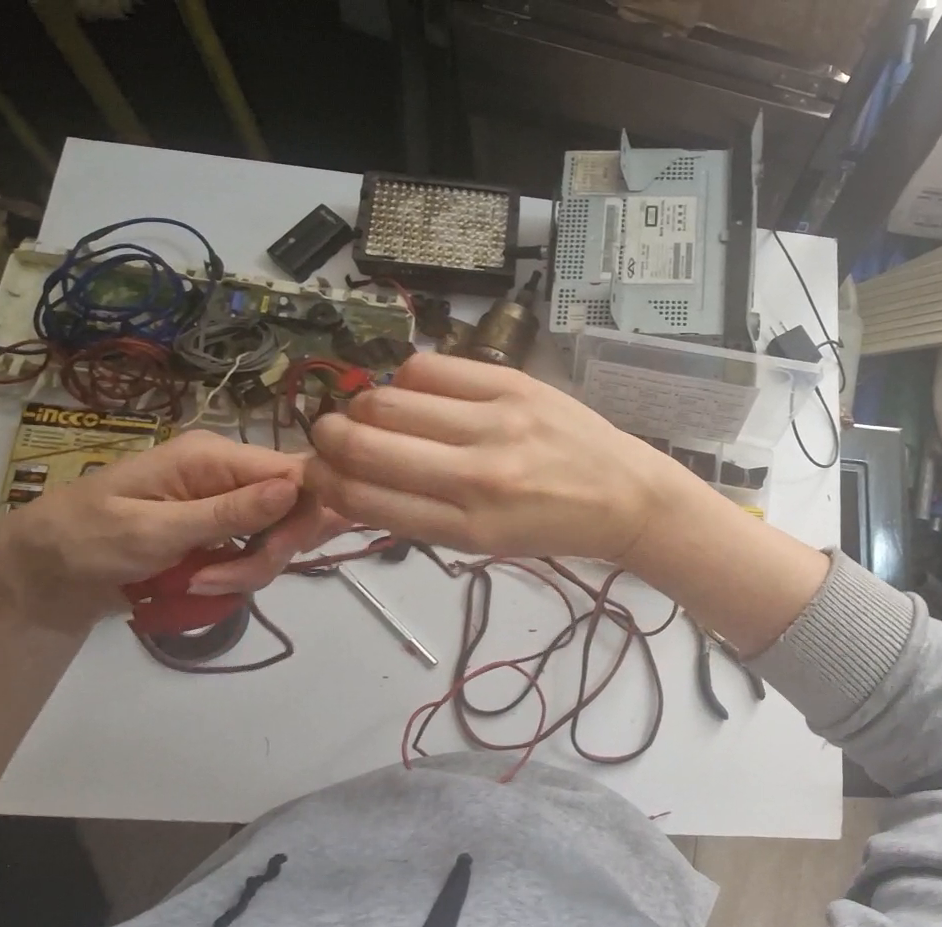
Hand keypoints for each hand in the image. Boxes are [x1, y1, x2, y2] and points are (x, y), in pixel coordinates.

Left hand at [0, 430, 349, 622]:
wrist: (43, 574)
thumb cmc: (83, 541)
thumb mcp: (152, 529)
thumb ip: (227, 513)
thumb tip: (295, 487)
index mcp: (213, 456)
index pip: (296, 472)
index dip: (303, 512)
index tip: (276, 553)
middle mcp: (230, 474)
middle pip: (295, 508)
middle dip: (271, 551)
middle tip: (223, 580)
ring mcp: (229, 504)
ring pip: (281, 537)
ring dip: (249, 570)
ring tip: (198, 585)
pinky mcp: (225, 532)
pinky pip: (259, 553)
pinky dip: (240, 575)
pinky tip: (204, 584)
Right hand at [303, 352, 699, 562]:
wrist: (626, 497)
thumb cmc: (551, 528)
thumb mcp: (485, 543)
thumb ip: (420, 516)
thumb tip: (351, 485)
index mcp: (467, 529)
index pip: (366, 501)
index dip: (324, 484)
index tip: (315, 474)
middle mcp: (477, 478)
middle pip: (367, 445)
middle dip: (330, 439)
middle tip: (332, 436)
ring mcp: (498, 426)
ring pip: (389, 400)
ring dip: (364, 407)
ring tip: (375, 414)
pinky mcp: (515, 386)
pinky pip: (430, 368)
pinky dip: (407, 379)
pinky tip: (418, 393)